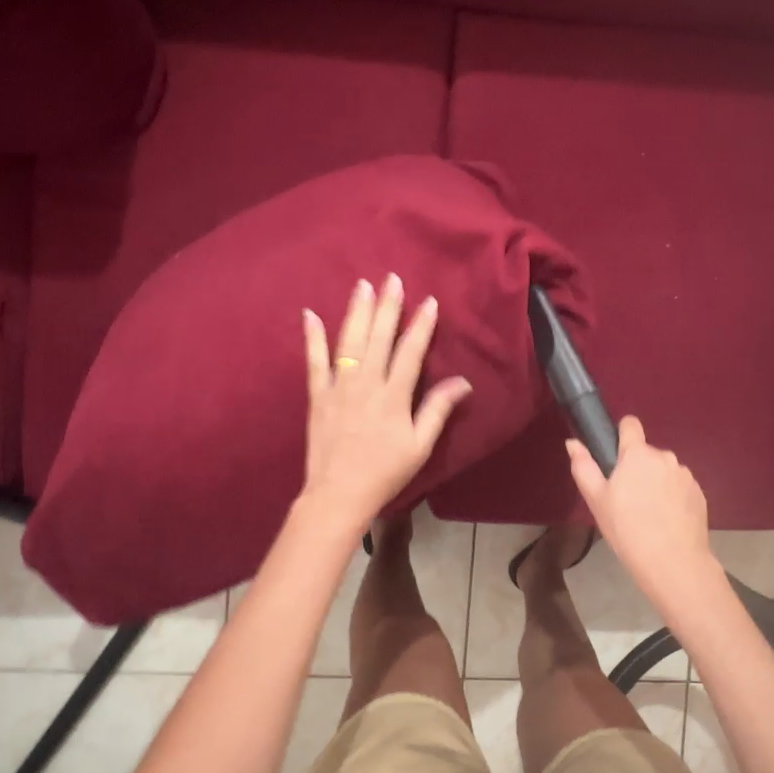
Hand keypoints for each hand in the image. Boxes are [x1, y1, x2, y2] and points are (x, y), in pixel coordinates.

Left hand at [301, 275, 470, 531]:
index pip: (411, 351)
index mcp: (394, 395)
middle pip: (379, 337)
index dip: (421, 325)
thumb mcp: (420, 445)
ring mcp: (339, 387)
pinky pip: (314, 361)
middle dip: (387, 306)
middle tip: (392, 278)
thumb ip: (438, 410)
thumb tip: (463, 382)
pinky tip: (310, 314)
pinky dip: (312, 337)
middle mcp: (367, 383)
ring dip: (357, 311)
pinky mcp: (317, 396)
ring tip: (362, 285)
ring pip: (349, 341)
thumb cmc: (385, 472)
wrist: (338, 494)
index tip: (429, 301)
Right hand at [565, 416, 717, 595]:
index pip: (630, 424)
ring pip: (664, 471)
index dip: (622, 434)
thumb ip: (584, 467)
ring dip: (656, 483)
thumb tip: (573, 442)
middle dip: (637, 468)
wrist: (674, 562)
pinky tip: (666, 521)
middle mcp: (665, 456)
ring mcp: (685, 474)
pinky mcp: (699, 493)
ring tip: (649, 514)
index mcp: (638, 454)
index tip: (616, 455)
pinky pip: (680, 487)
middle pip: (646, 453)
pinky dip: (672, 497)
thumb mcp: (597, 501)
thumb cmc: (628, 529)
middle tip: (627, 499)